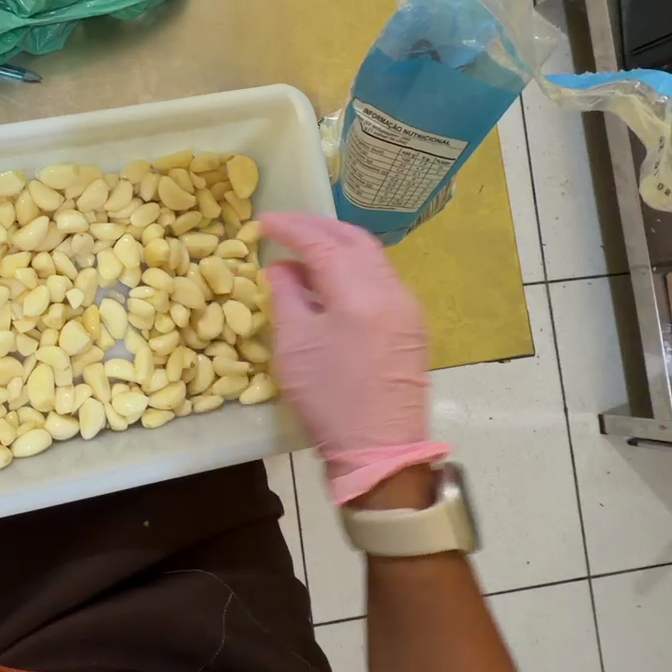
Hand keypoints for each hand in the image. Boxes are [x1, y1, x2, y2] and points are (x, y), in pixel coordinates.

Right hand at [260, 214, 448, 503]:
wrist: (379, 448)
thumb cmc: (328, 397)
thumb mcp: (294, 344)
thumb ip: (286, 296)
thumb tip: (282, 268)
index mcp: (360, 294)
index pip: (322, 244)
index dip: (291, 228)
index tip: (262, 223)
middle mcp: (392, 291)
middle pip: (354, 241)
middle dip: (317, 227)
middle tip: (283, 226)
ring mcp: (407, 308)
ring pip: (370, 258)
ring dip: (335, 246)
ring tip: (301, 250)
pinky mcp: (410, 326)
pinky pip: (378, 279)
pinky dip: (350, 268)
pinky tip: (327, 280)